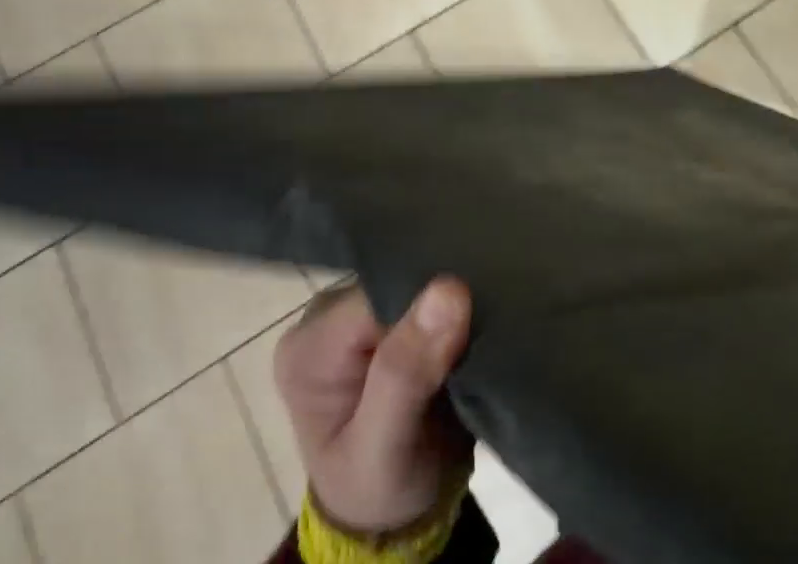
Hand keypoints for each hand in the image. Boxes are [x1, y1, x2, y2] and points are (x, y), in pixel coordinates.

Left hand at [275, 278, 472, 532]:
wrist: (393, 515)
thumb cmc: (380, 486)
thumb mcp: (386, 445)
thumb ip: (407, 372)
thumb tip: (450, 288)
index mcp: (308, 348)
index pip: (380, 296)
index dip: (428, 306)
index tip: (470, 334)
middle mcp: (329, 320)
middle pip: (401, 282)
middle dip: (446, 302)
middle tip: (486, 332)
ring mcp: (363, 318)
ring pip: (422, 283)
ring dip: (459, 305)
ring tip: (488, 331)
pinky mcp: (394, 321)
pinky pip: (434, 297)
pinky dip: (462, 312)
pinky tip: (482, 329)